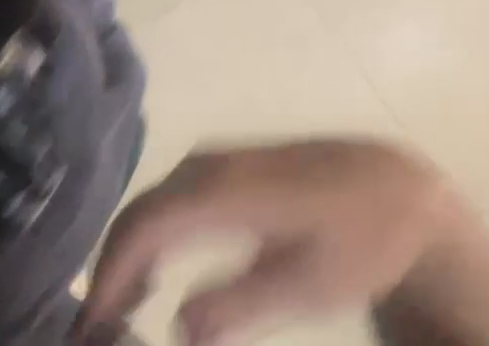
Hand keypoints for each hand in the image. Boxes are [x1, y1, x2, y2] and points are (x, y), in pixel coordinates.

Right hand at [81, 140, 488, 345]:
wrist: (391, 186)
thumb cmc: (357, 241)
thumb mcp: (308, 286)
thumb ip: (239, 306)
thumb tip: (177, 330)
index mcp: (220, 191)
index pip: (145, 226)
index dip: (113, 271)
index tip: (96, 319)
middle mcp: (202, 166)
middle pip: (137, 214)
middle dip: (112, 269)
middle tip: (100, 325)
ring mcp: (206, 160)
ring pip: (147, 206)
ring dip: (127, 256)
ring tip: (119, 308)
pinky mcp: (214, 164)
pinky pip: (165, 199)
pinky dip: (148, 239)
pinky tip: (151, 274)